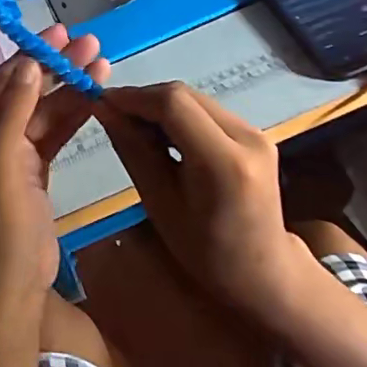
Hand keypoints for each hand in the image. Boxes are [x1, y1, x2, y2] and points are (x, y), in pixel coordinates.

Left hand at [0, 27, 108, 301]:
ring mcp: (13, 159)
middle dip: (56, 68)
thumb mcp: (1, 169)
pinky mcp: (35, 174)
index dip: (27, 56)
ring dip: (70, 89)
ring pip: (44, 113)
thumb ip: (12, 114)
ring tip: (102, 64)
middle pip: (24, 94)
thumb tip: (26, 64)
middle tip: (89, 43)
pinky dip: (74, 117)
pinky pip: (55, 135)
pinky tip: (96, 98)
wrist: (10, 293)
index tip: (58, 34)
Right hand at [94, 85, 309, 314]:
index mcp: (224, 162)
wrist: (263, 270)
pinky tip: (164, 136)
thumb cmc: (206, 252)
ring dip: (162, 107)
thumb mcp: (161, 205)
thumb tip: (105, 110)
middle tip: (114, 117)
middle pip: (186, 96)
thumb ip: (134, 151)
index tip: (103, 103)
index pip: (174, 104)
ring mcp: (256, 131)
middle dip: (145, 100)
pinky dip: (181, 116)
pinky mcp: (256, 132)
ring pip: (196, 99)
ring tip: (135, 128)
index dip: (135, 97)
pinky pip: (209, 111)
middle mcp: (247, 136)